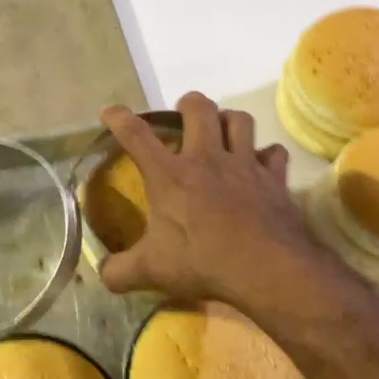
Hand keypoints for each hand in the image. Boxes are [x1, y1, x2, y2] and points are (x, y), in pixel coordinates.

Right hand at [98, 92, 334, 305]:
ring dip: (229, 119)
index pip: (137, 136)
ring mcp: (244, 165)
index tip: (110, 112)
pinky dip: (267, 155)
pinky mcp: (274, 179)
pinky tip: (261, 164)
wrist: (266, 268)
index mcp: (170, 176)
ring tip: (222, 129)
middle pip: (199, 109)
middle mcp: (207, 160)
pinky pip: (274, 153)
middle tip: (183, 114)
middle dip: (188, 104)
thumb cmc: (202, 263)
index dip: (120, 119)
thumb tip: (104, 275)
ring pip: (240, 120)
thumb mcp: (150, 271)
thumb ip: (120, 271)